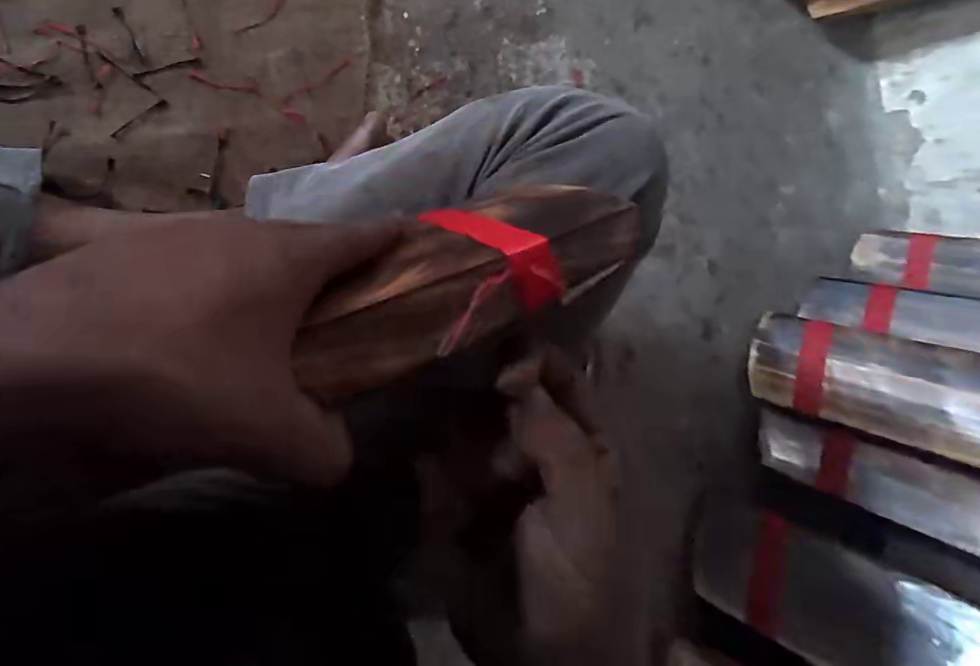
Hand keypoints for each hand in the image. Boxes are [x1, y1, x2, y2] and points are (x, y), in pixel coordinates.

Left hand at [0, 214, 402, 485]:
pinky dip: (209, 291)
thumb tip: (335, 451)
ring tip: (258, 336)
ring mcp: (181, 225)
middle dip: (325, 277)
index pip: (360, 234)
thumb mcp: (264, 430)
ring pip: (244, 253)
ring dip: (262, 286)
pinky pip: (195, 263)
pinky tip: (188, 331)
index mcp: (285, 253)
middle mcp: (238, 224)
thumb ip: (323, 448)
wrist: (45, 343)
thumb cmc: (175, 372)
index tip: (414, 243)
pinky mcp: (135, 241)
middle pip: (300, 245)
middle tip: (333, 321)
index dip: (393, 240)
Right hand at [428, 349, 624, 665]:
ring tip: (411, 364)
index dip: (530, 356)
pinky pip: (426, 440)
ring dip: (438, 386)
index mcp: (578, 439)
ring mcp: (482, 457)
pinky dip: (413, 422)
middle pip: (500, 381)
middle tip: (440, 345)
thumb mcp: (584, 513)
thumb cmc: (579, 583)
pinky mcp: (443, 481)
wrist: (533, 660)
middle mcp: (528, 438)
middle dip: (473, 363)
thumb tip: (514, 368)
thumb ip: (557, 440)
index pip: (556, 374)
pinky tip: (394, 402)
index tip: (495, 359)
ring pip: (459, 404)